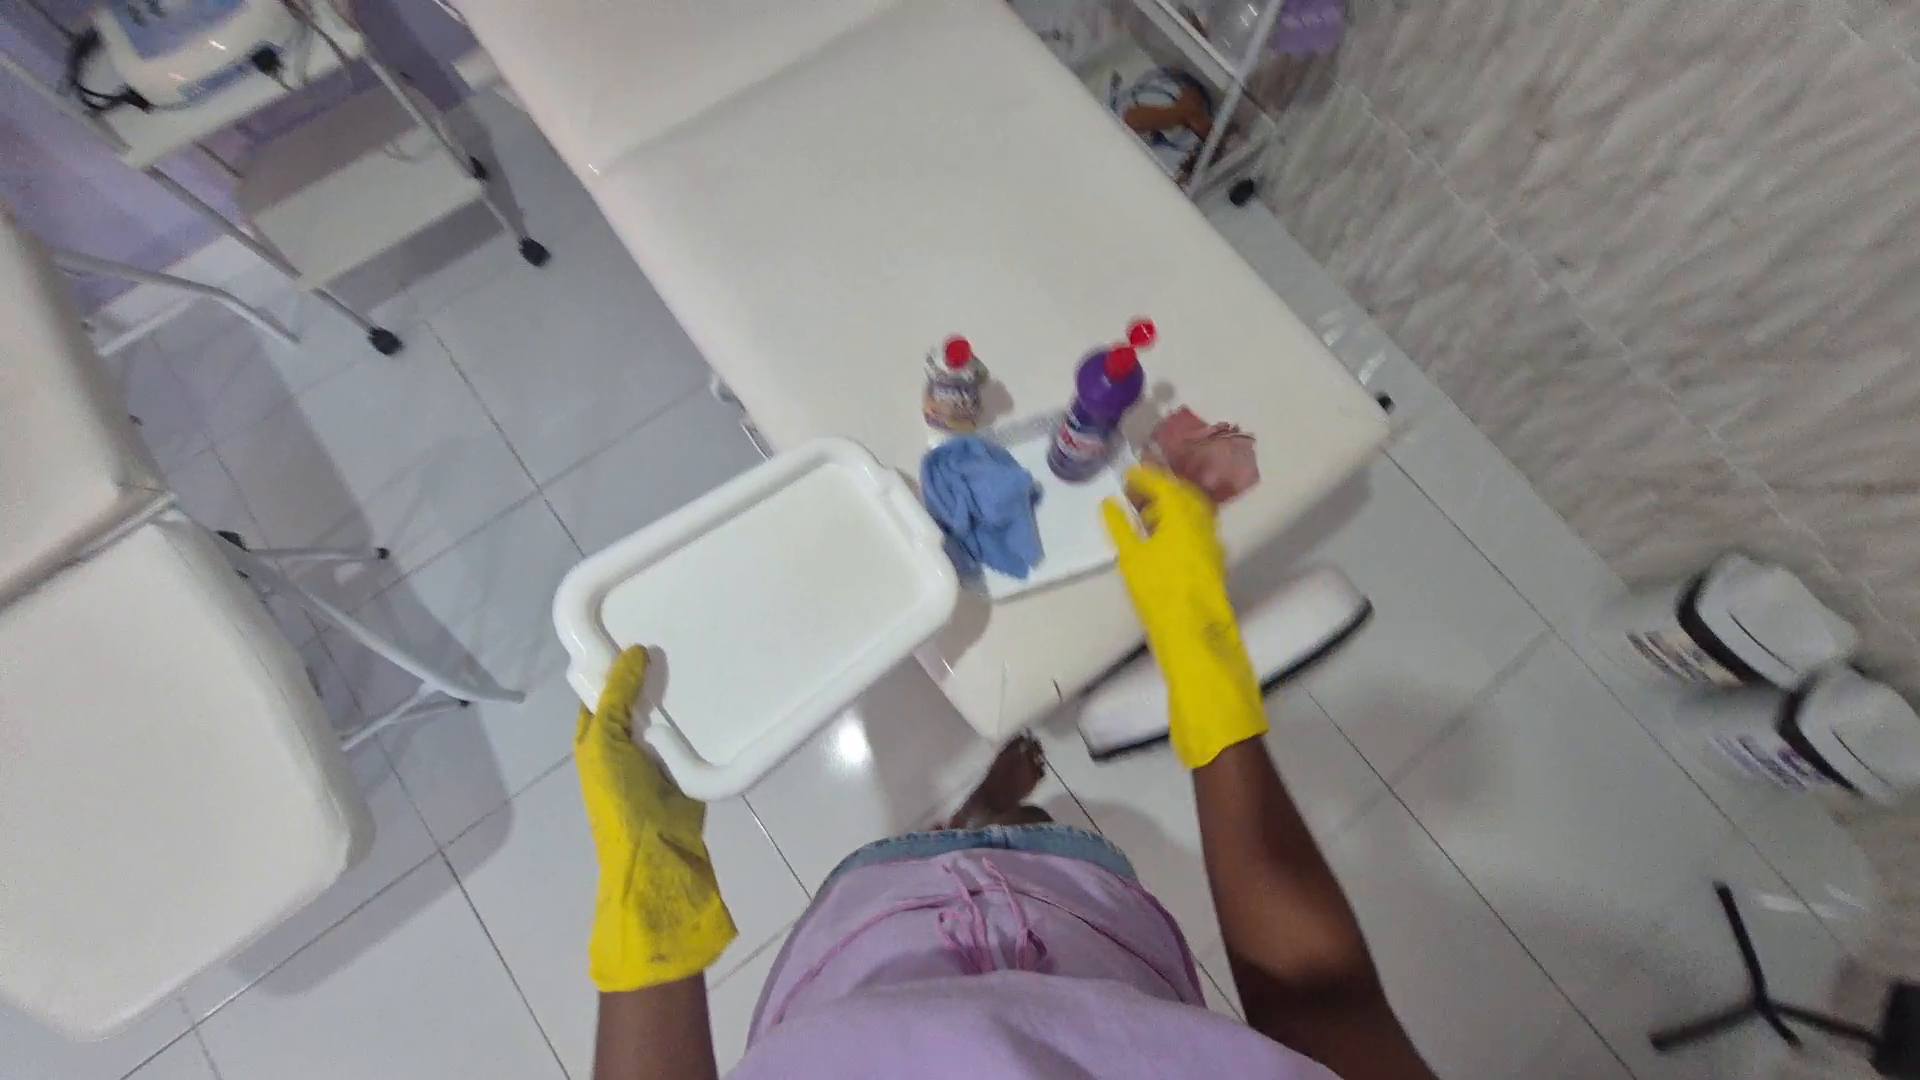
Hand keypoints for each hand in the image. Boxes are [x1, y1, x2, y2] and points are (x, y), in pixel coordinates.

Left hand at [577, 647, 736, 991]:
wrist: (657, 844)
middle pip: (638, 695)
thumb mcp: (605, 741)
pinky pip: (693, 727)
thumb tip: (636, 650)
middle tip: (678, 633)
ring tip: (702, 651)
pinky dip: (701, 711)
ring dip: (679, 689)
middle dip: (653, 671)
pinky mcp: (687, 757)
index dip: (613, 663)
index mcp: (595, 735)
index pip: (601, 689)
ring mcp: (657, 748)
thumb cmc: (618, 794)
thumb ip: (617, 696)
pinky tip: (717, 686)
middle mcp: (625, 738)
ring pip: (667, 708)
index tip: (636, 628)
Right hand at [1101, 467, 1267, 767]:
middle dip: (1160, 489)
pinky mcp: (1213, 560)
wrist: (1193, 634)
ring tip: (1144, 516)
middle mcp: (1203, 523)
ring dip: (1170, 508)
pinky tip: (1162, 539)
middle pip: (1184, 495)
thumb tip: (1109, 504)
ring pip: (1193, 513)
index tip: (1127, 475)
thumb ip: (1119, 527)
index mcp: (1183, 516)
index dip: (1145, 477)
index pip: (1165, 484)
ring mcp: (1212, 542)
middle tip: (1135, 493)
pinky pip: (1197, 529)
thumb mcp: (1131, 557)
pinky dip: (1179, 524)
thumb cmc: (1158, 593)